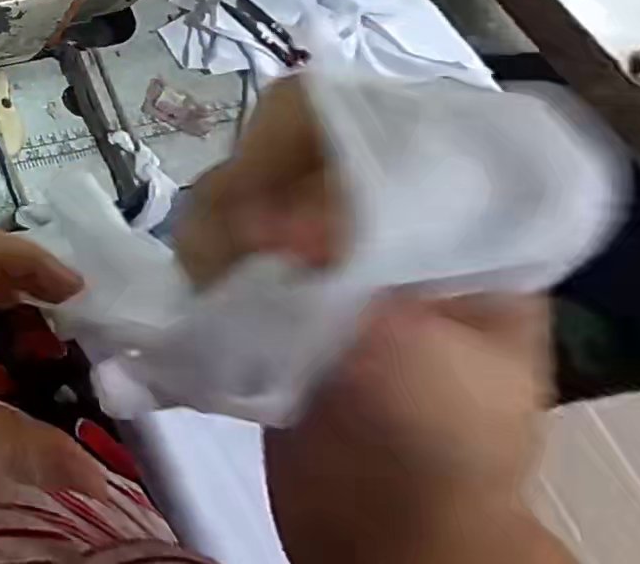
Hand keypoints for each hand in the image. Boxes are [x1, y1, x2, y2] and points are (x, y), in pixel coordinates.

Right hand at [196, 79, 568, 563]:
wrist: (380, 517)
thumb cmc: (435, 446)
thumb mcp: (434, 371)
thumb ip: (362, 289)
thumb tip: (265, 227)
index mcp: (445, 218)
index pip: (368, 123)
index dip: (310, 146)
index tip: (281, 220)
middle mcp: (367, 209)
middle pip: (281, 140)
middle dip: (248, 193)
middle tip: (244, 254)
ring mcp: (302, 234)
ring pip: (231, 181)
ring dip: (214, 232)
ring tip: (229, 292)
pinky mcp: (250, 263)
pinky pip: (201, 224)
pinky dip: (194, 254)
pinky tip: (211, 297)